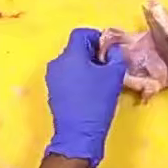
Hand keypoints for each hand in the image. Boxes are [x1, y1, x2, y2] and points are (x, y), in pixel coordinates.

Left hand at [45, 27, 127, 166]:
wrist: (79, 134)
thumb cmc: (97, 102)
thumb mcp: (114, 76)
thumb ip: (116, 57)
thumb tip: (113, 50)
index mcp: (70, 55)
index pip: (81, 33)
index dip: (97, 37)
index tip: (109, 50)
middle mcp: (57, 63)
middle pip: (75, 48)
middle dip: (92, 53)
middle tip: (108, 65)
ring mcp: (52, 78)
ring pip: (71, 63)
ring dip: (85, 66)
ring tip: (100, 79)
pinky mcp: (53, 91)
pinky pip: (67, 76)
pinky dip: (78, 77)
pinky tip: (90, 90)